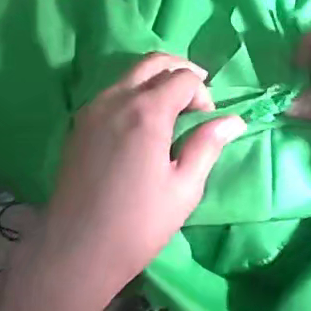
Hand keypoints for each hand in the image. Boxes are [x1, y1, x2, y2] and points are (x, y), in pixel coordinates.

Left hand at [12, 53, 246, 310]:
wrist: (77, 248)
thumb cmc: (138, 224)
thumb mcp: (184, 188)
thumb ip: (206, 145)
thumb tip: (233, 120)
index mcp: (146, 112)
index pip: (183, 77)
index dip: (202, 92)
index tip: (207, 121)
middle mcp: (116, 99)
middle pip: (153, 62)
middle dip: (180, 71)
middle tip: (196, 99)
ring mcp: (92, 109)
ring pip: (130, 74)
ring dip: (156, 80)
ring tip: (173, 112)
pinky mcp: (79, 123)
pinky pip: (112, 92)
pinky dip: (134, 93)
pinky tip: (143, 124)